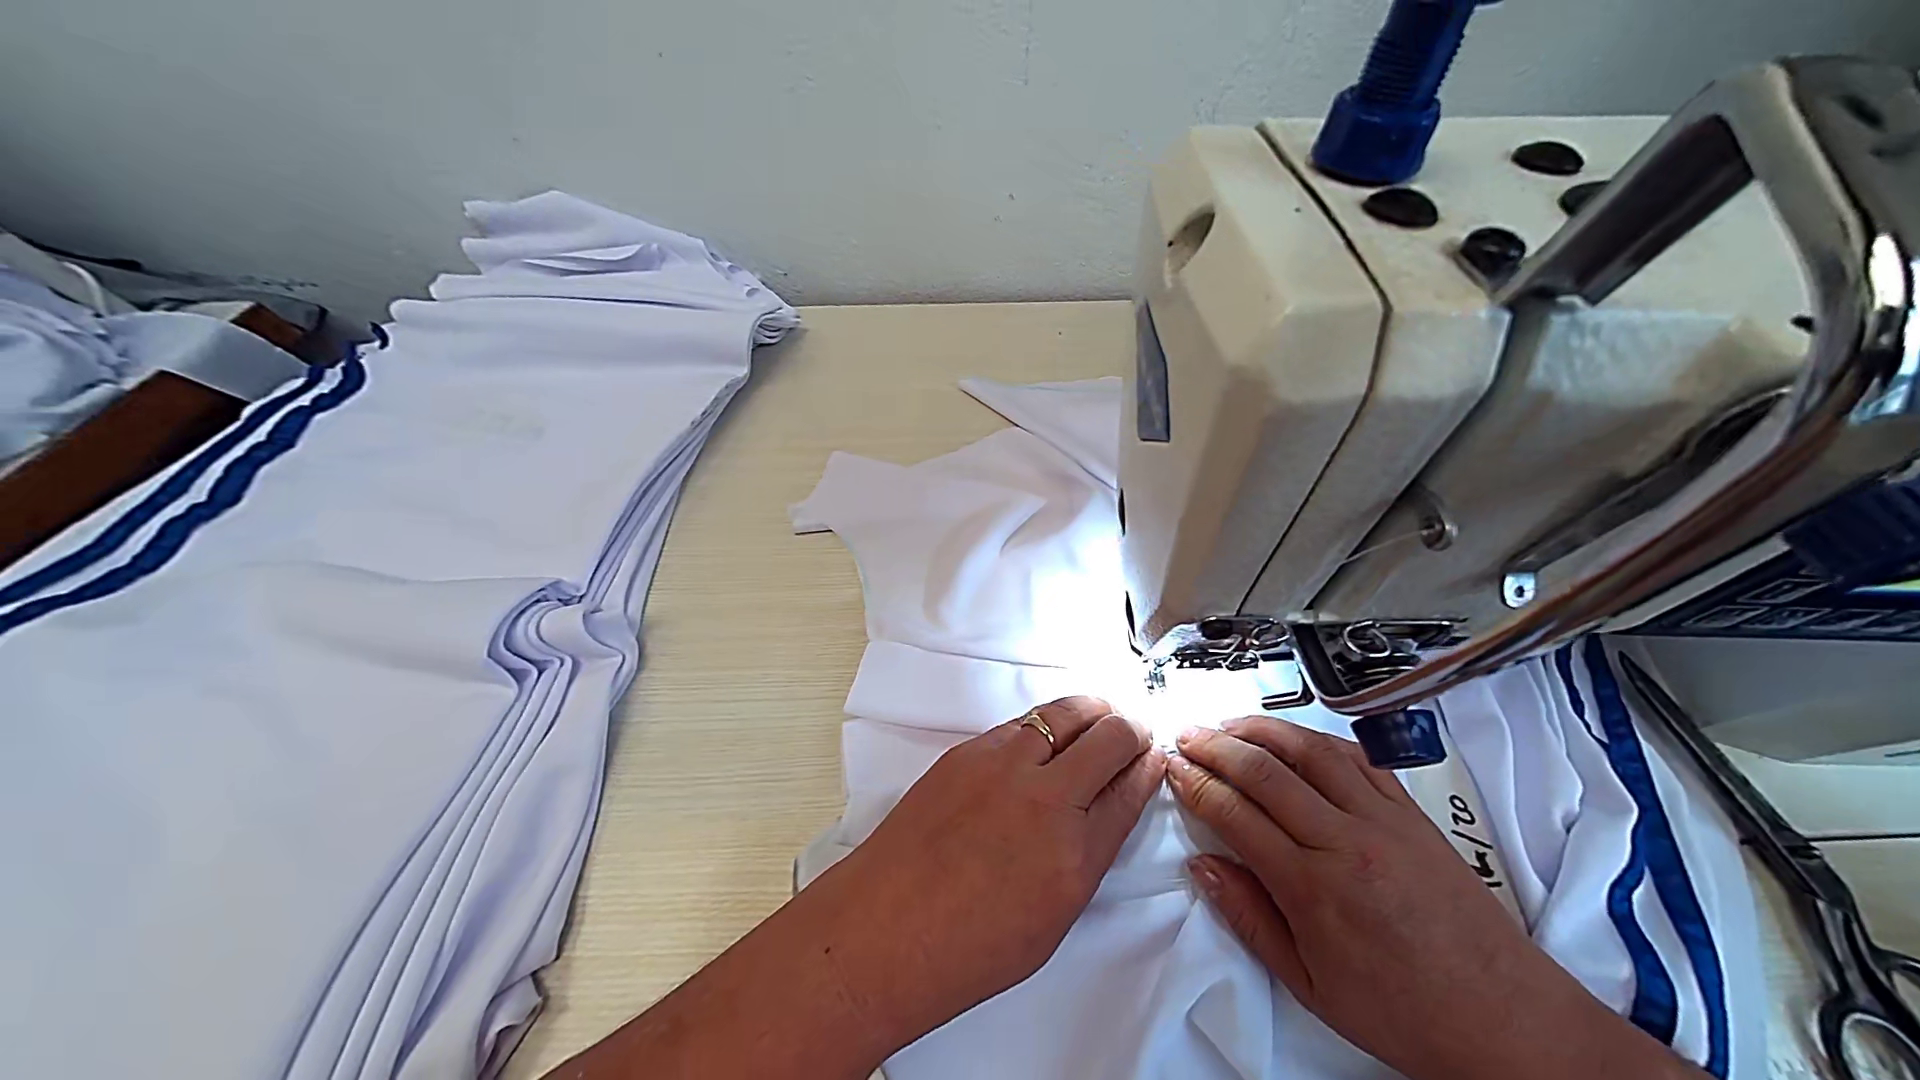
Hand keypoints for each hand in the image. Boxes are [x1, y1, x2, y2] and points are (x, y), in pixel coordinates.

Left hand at [806, 696, 1165, 1048]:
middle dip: (1130, 731)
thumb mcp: (1051, 916)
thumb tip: (1098, 816)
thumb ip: (1084, 858)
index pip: (1130, 791)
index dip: (1147, 769)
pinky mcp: (966, 752)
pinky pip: (1020, 724)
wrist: (886, 928)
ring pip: (1065, 714)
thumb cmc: (963, 944)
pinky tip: (1047, 734)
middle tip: (1133, 732)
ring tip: (1100, 715)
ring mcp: (1001, 767)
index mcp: (1075, 855)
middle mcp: (1044, 800)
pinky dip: (1044, 723)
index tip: (1152, 757)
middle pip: (1109, 739)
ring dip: (1091, 712)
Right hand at [1167, 715, 1704, 1079]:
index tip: (1173, 768)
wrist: (1507, 1019)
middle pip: (1264, 771)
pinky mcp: (1412, 814)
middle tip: (1186, 735)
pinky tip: (1292, 735)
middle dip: (1214, 746)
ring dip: (1260, 728)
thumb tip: (1203, 867)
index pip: (1235, 815)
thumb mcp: (1309, 983)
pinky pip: (1358, 758)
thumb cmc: (1403, 1010)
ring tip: (1227, 722)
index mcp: (1314, 889)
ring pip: (1309, 751)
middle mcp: (1347, 842)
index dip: (1195, 784)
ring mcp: (1384, 821)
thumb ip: (1249, 917)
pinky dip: (1316, 738)